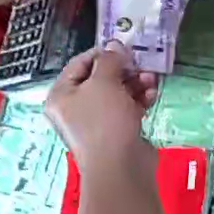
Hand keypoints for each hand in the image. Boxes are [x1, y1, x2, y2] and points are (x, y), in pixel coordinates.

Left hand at [45, 42, 159, 168]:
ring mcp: (97, 122)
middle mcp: (76, 108)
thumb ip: (109, 60)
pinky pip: (128, 108)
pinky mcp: (117, 132)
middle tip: (142, 64)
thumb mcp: (104, 83)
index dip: (102, 53)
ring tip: (152, 80)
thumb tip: (115, 45)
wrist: (120, 167)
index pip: (79, 64)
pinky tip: (152, 95)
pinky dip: (140, 100)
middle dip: (124, 70)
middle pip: (100, 79)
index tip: (124, 47)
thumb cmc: (104, 122)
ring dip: (136, 83)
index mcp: (61, 95)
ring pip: (117, 93)